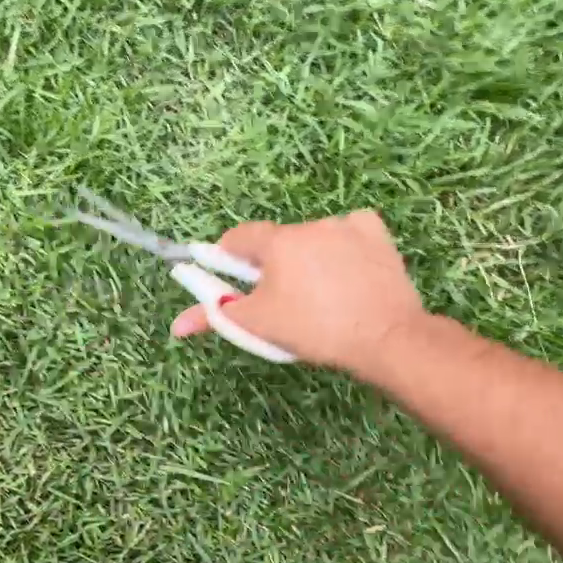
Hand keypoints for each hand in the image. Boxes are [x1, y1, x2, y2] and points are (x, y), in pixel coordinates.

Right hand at [171, 210, 427, 372]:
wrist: (386, 337)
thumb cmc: (312, 328)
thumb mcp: (255, 324)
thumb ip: (212, 316)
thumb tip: (176, 326)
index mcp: (277, 242)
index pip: (237, 238)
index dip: (226, 257)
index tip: (229, 279)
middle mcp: (310, 225)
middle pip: (275, 242)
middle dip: (268, 266)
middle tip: (274, 299)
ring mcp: (348, 227)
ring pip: (309, 240)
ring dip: (303, 259)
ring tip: (313, 294)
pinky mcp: (378, 236)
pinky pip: (347, 234)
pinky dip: (340, 248)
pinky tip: (344, 272)